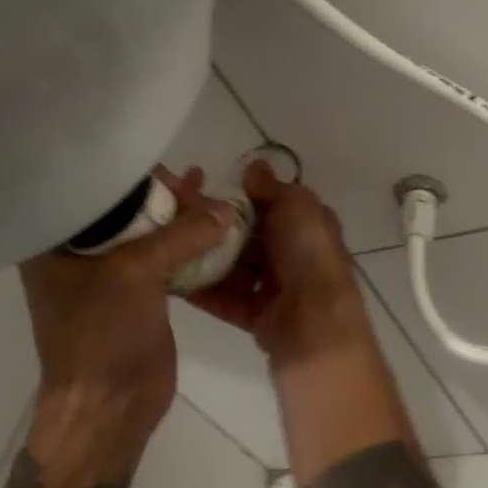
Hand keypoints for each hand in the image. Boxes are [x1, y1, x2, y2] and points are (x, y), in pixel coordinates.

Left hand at [18, 166, 237, 482]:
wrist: (109, 407)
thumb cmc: (102, 334)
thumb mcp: (138, 273)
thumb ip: (183, 234)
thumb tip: (228, 209)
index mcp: (55, 241)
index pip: (95, 188)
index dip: (135, 176)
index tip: (172, 173)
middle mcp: (78, 251)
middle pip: (127, 205)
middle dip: (165, 194)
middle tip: (197, 187)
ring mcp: (109, 273)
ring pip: (151, 228)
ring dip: (182, 213)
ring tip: (212, 194)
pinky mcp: (140, 292)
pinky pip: (167, 254)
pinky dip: (190, 239)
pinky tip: (216, 224)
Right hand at [188, 160, 375, 367]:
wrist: (315, 321)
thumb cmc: (307, 253)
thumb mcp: (295, 205)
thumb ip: (272, 188)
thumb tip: (256, 166)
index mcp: (308, 224)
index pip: (271, 205)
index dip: (242, 199)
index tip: (207, 193)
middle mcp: (294, 253)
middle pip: (249, 238)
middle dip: (218, 231)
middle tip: (180, 222)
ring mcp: (277, 287)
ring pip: (235, 270)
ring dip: (207, 261)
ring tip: (171, 251)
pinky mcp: (259, 316)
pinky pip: (226, 300)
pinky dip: (204, 292)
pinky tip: (175, 282)